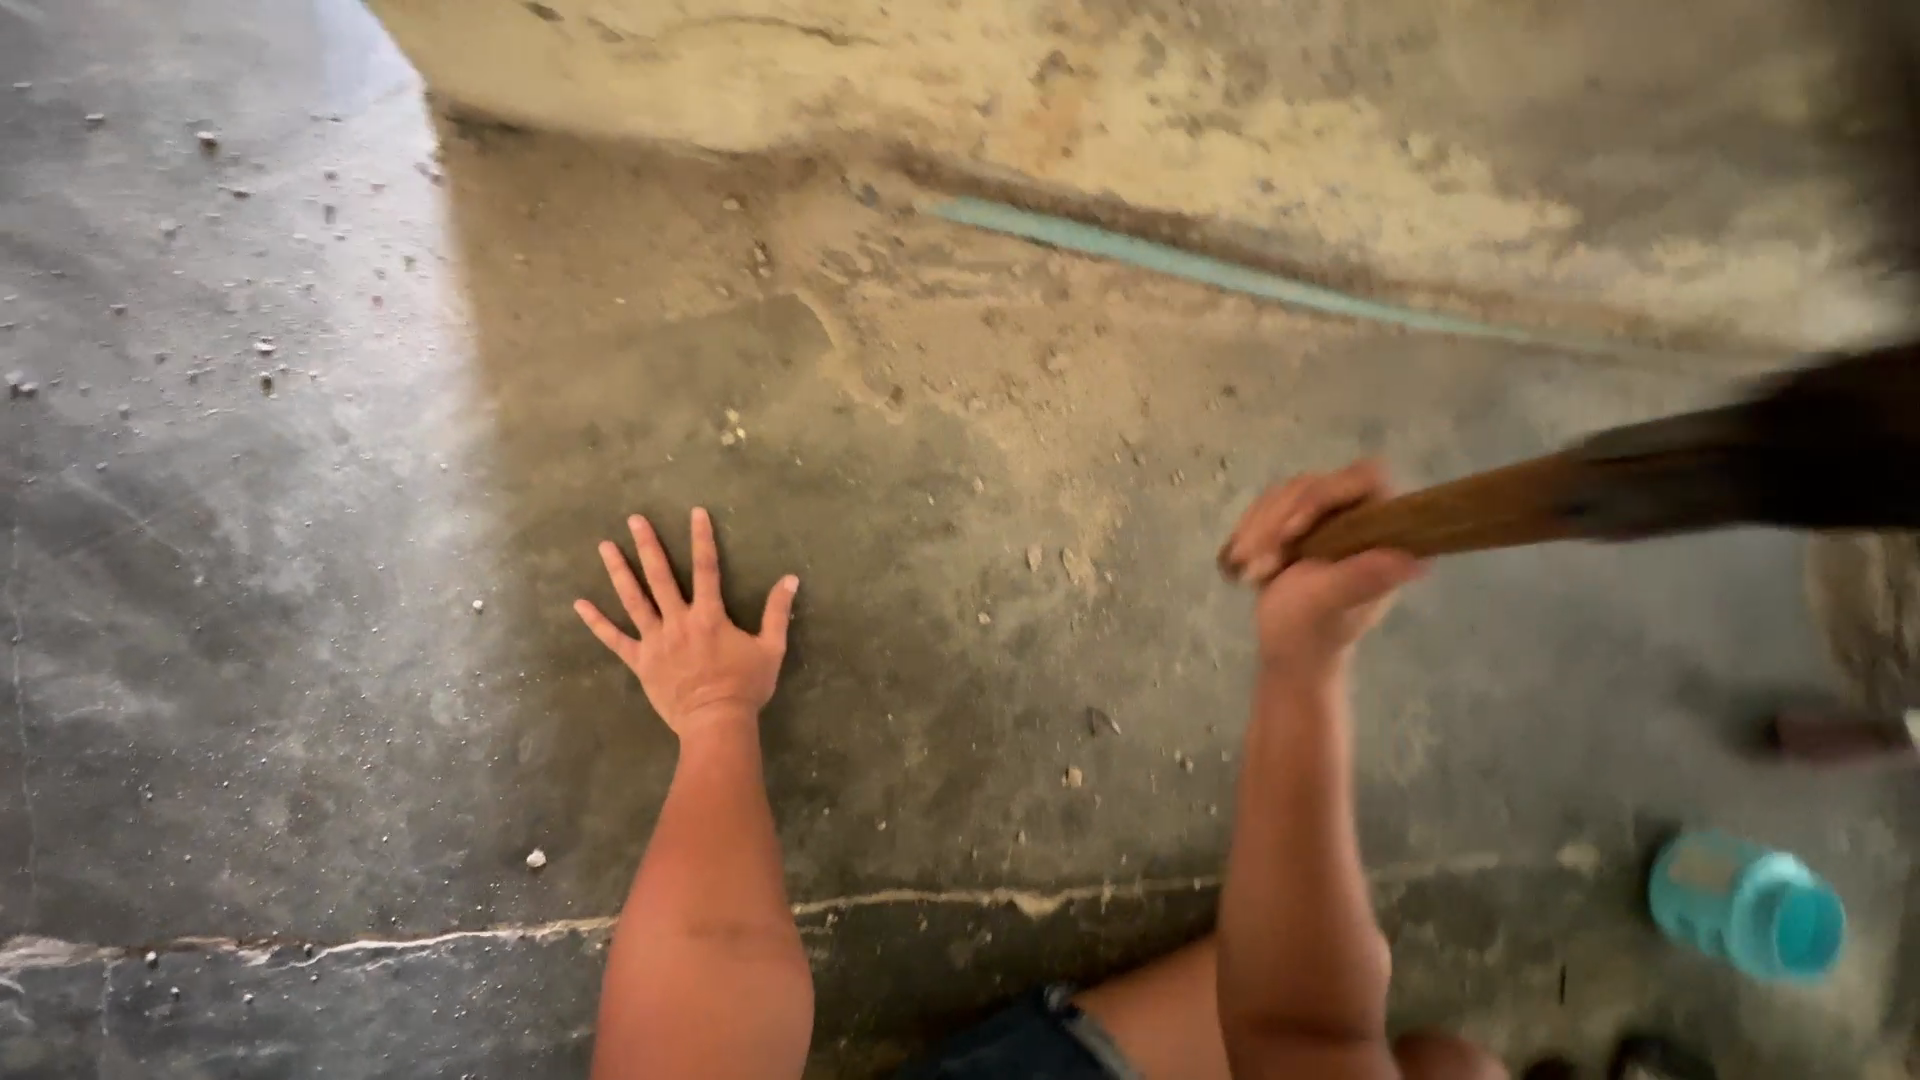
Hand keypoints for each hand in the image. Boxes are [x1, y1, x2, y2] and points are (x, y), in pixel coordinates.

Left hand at [573, 507, 798, 739]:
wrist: (716, 723)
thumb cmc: (745, 686)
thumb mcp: (771, 648)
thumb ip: (778, 612)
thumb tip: (791, 579)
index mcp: (710, 616)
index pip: (706, 568)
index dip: (702, 539)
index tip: (695, 513)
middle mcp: (678, 621)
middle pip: (660, 576)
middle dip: (648, 545)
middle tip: (634, 519)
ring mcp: (655, 641)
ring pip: (633, 600)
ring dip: (619, 571)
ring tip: (605, 546)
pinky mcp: (640, 662)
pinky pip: (614, 640)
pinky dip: (597, 622)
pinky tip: (580, 605)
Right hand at [1224, 461, 1423, 679]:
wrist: (1286, 648)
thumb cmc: (1311, 632)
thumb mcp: (1329, 604)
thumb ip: (1360, 578)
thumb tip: (1416, 564)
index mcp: (1387, 534)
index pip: (1365, 478)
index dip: (1324, 494)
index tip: (1291, 533)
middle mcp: (1362, 517)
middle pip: (1315, 483)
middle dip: (1276, 522)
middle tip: (1257, 565)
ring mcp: (1329, 517)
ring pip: (1286, 492)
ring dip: (1258, 528)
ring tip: (1248, 569)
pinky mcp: (1300, 520)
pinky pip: (1268, 505)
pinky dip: (1250, 529)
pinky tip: (1241, 557)